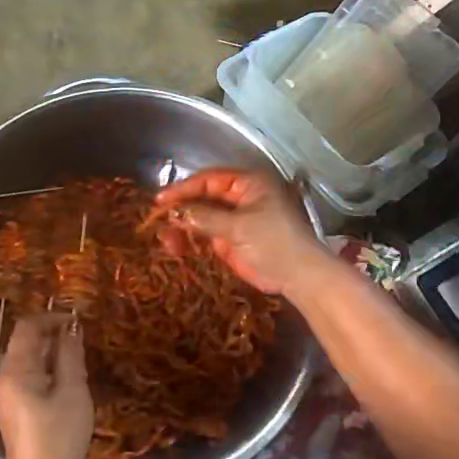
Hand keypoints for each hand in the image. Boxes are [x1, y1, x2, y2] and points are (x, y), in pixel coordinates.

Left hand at [0, 314, 91, 458]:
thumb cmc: (60, 439)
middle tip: (79, 338)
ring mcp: (4, 390)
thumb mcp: (72, 393)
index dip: (51, 317)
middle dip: (51, 333)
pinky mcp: (10, 404)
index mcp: (15, 370)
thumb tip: (72, 327)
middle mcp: (3, 375)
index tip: (76, 321)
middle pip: (24, 339)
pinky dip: (44, 366)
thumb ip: (70, 356)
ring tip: (76, 356)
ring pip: (25, 356)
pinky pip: (25, 372)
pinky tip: (64, 377)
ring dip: (49, 350)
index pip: (27, 326)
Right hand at [153, 168, 327, 296]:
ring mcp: (235, 219)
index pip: (209, 180)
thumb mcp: (238, 227)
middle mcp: (240, 197)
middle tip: (158, 220)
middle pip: (202, 198)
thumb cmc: (275, 243)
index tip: (160, 200)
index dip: (183, 189)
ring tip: (165, 240)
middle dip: (180, 209)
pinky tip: (175, 247)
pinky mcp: (231, 240)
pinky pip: (205, 236)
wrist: (299, 277)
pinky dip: (190, 241)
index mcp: (248, 184)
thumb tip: (173, 212)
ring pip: (201, 217)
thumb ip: (204, 217)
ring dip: (182, 227)